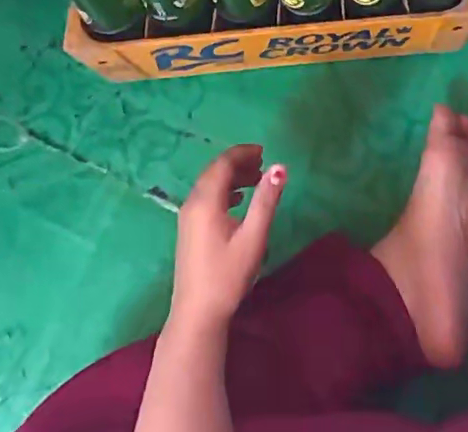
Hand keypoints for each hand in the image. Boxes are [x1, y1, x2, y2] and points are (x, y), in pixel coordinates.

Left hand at [170, 145, 286, 326]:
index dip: (243, 153)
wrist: (197, 314)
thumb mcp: (253, 238)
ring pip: (210, 184)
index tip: (264, 152)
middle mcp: (192, 202)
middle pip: (215, 171)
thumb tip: (280, 168)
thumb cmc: (227, 276)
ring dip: (232, 177)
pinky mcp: (189, 228)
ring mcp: (187, 216)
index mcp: (206, 200)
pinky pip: (206, 197)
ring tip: (256, 179)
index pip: (223, 164)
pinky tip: (238, 200)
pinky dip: (224, 190)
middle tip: (263, 163)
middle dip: (238, 163)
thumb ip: (266, 201)